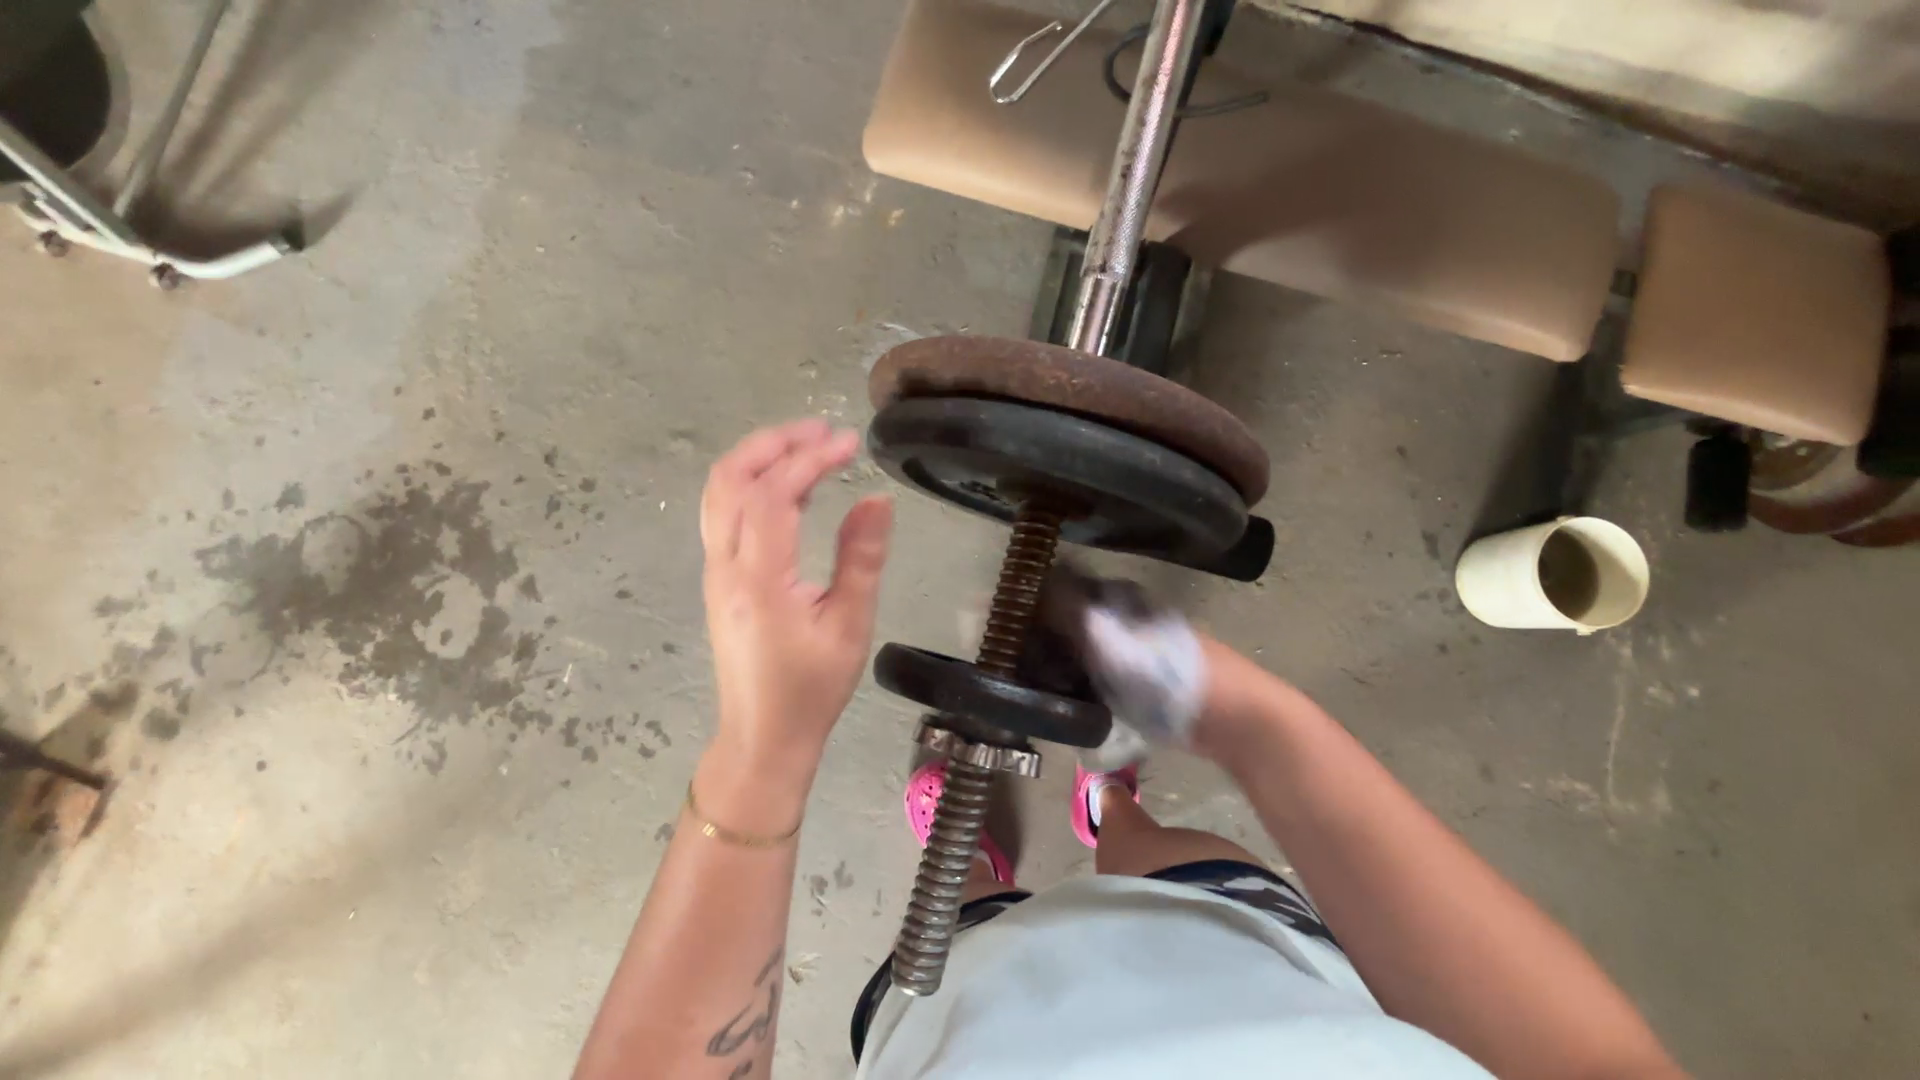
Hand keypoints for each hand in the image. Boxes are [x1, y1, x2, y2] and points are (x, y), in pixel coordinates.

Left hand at [699, 420, 893, 770]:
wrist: (763, 736)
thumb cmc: (811, 689)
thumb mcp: (850, 626)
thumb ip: (862, 559)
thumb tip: (878, 499)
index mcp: (759, 580)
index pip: (772, 495)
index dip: (809, 459)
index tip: (849, 443)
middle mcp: (725, 567)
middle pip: (728, 479)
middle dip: (773, 443)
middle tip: (820, 430)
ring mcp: (714, 571)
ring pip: (717, 493)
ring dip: (757, 459)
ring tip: (804, 446)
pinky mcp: (717, 579)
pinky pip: (723, 513)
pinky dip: (750, 483)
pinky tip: (788, 488)